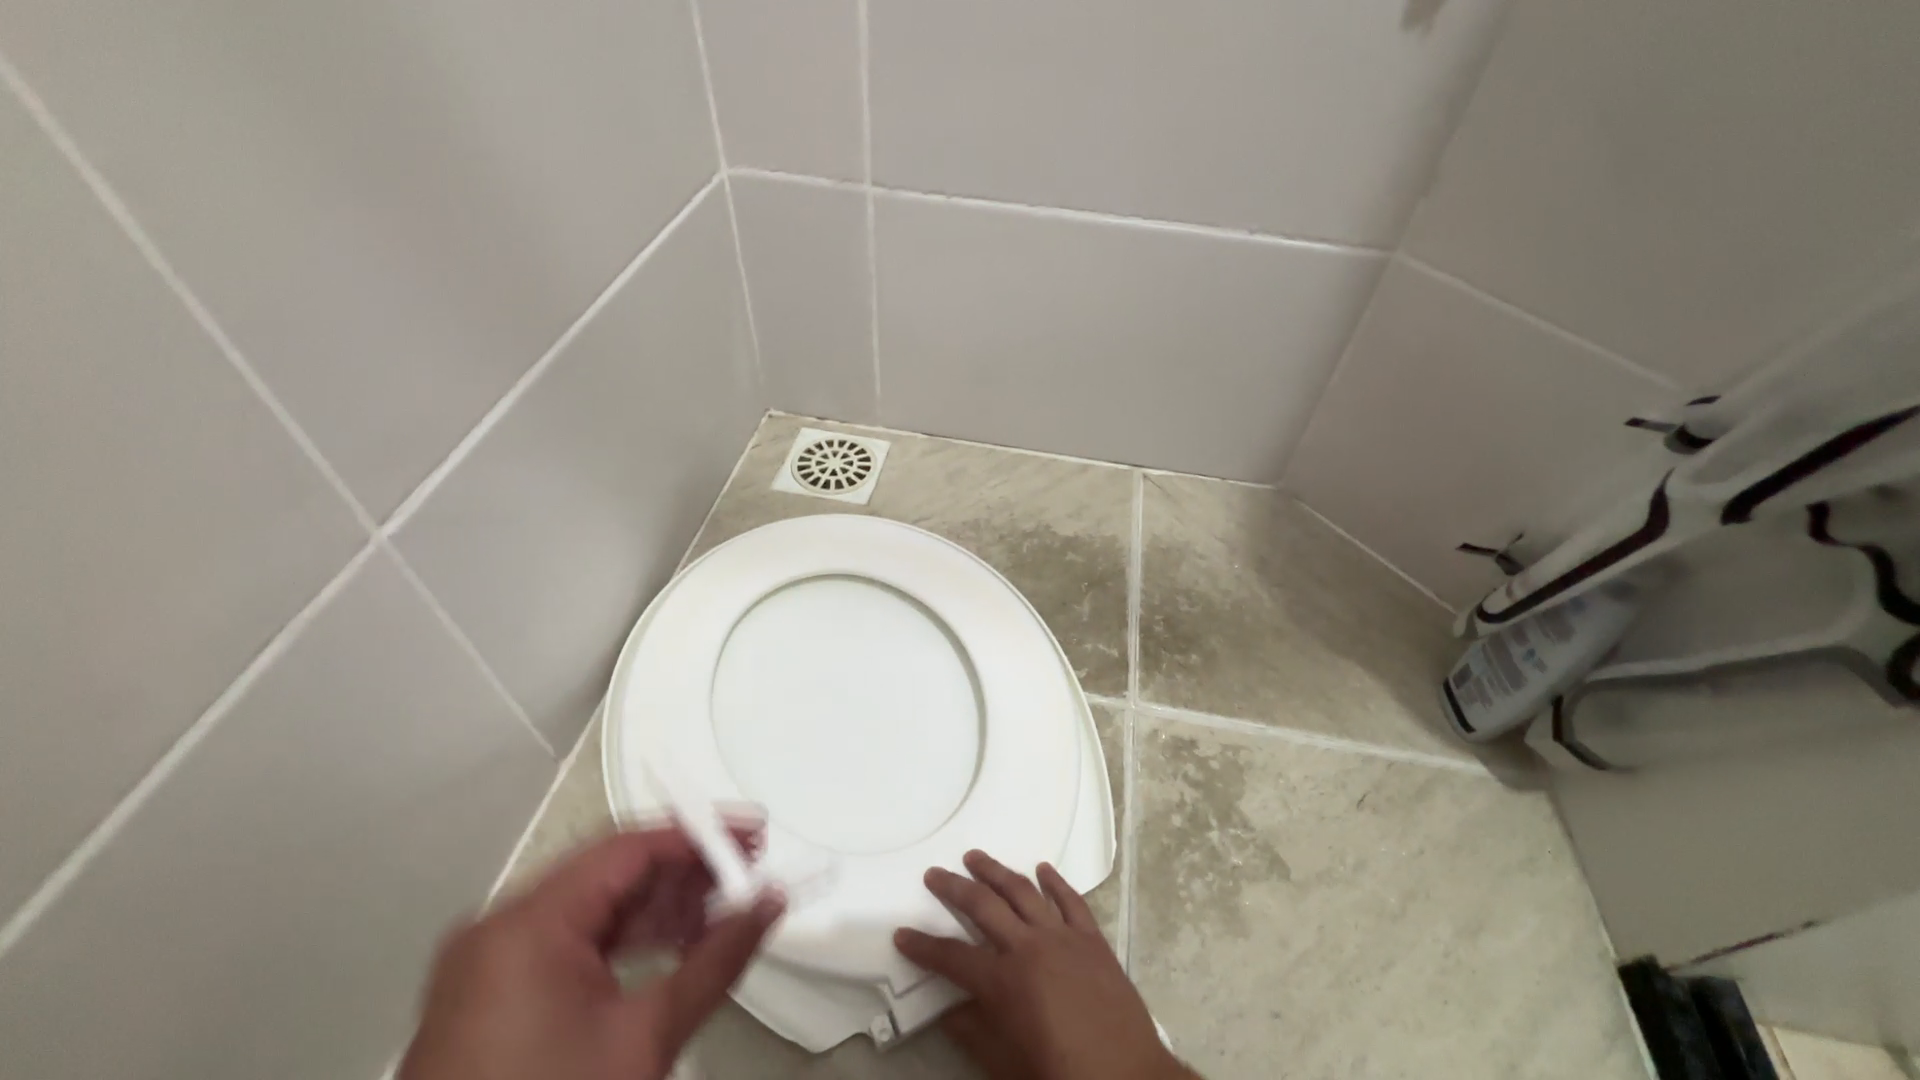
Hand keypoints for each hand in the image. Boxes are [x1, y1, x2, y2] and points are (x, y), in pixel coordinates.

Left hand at [400, 828, 785, 1079]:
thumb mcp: (647, 1036)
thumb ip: (717, 960)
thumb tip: (770, 903)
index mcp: (527, 925)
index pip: (626, 848)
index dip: (697, 835)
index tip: (755, 835)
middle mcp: (500, 927)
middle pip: (607, 872)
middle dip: (682, 870)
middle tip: (747, 873)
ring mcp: (489, 962)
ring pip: (590, 907)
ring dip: (658, 906)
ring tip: (723, 911)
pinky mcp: (491, 994)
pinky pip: (569, 942)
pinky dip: (623, 938)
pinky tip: (674, 945)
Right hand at [894, 850, 1195, 1079]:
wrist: (1129, 1079)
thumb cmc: (1061, 1075)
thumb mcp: (1007, 1065)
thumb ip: (975, 1034)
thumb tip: (949, 1011)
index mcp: (1004, 983)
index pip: (952, 957)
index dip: (924, 946)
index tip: (902, 934)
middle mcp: (1029, 948)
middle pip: (983, 907)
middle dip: (953, 888)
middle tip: (934, 874)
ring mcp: (1064, 938)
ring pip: (1023, 892)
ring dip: (996, 871)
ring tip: (976, 857)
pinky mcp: (1093, 939)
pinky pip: (1071, 901)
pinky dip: (1055, 881)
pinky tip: (1042, 869)